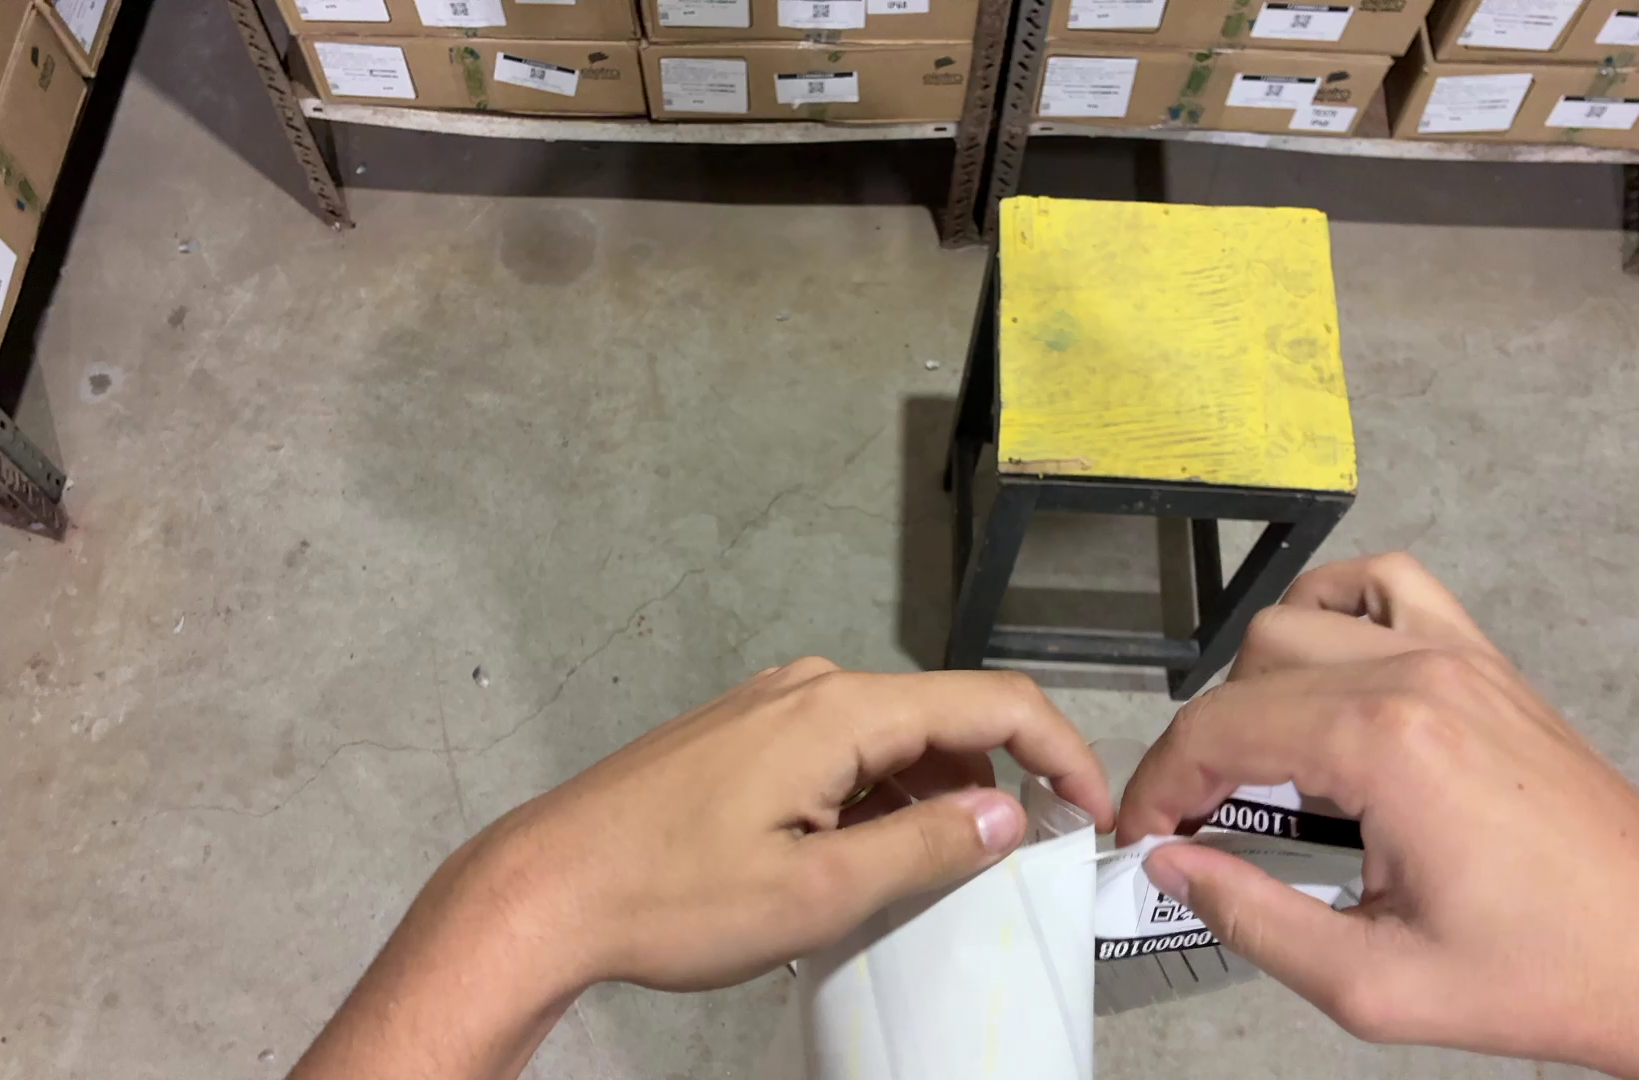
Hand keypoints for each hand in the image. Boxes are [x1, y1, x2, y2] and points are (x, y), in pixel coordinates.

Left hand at [291, 659, 1110, 1079]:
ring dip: (925, 794)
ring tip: (910, 874)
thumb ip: (925, 845)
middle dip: (988, 783)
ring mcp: (773, 700)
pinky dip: (873, 792)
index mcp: (841, 708)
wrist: (549, 880)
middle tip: (996, 871)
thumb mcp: (816, 891)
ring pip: (889, 735)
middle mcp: (814, 684)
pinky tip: (850, 849)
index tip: (1089, 817)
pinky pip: (840, 746)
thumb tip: (1011, 811)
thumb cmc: (679, 894)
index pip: (989, 701)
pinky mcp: (746, 725)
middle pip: (940, 716)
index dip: (1058, 750)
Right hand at [1118, 554, 1638, 1079]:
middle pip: (1239, 683)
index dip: (1157, 785)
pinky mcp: (1478, 657)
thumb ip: (1248, 918)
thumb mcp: (1375, 987)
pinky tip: (1322, 659)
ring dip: (1247, 690)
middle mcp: (1408, 674)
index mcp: (1382, 744)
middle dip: (1195, 753)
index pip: (1213, 734)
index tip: (1144, 834)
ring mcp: (1449, 653)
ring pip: (1288, 627)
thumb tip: (1165, 860)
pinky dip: (1329, 606)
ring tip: (1261, 756)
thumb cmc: (1543, 981)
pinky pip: (1381, 585)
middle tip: (1198, 817)